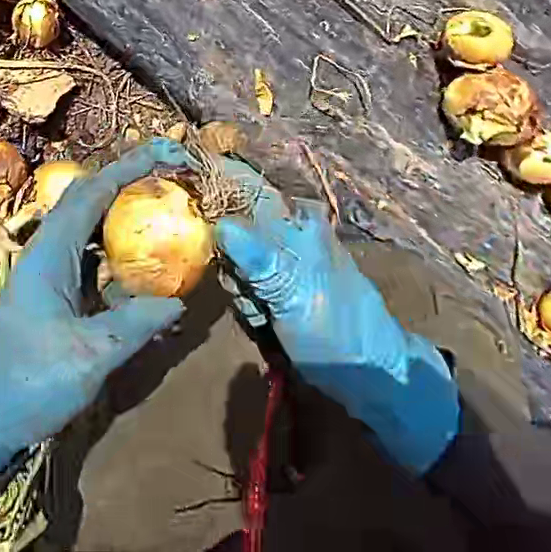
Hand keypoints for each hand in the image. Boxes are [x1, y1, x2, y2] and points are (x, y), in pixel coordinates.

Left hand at [0, 138, 190, 471]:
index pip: (92, 191)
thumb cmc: (28, 383)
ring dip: (124, 213)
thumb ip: (134, 324)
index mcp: (49, 252)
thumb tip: (178, 301)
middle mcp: (48, 250)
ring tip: (163, 210)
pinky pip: (92, 257)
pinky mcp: (56, 292)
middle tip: (172, 177)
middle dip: (130, 180)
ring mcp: (50, 270)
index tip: (167, 152)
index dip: (130, 166)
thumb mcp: (87, 357)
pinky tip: (144, 264)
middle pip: (90, 198)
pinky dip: (119, 250)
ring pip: (91, 225)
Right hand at [212, 157, 460, 473]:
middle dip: (225, 259)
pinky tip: (263, 319)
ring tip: (261, 314)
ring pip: (231, 255)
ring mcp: (281, 254)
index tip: (177, 181)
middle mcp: (286, 227)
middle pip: (227, 222)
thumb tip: (220, 224)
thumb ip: (258, 258)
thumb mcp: (295, 295)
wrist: (373, 374)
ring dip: (237, 286)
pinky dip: (245, 299)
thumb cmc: (337, 332)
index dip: (208, 176)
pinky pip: (242, 278)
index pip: (241, 181)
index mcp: (294, 218)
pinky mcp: (277, 279)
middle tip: (246, 294)